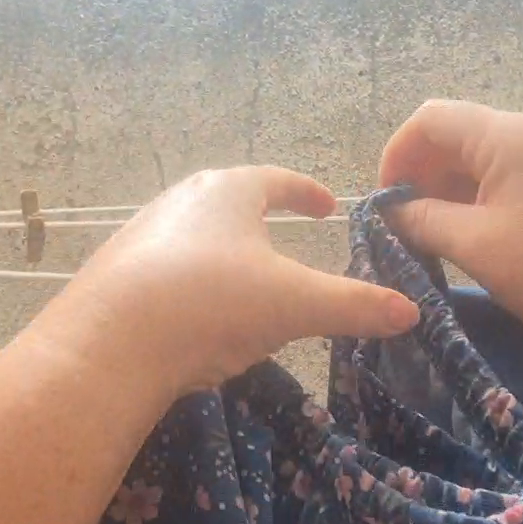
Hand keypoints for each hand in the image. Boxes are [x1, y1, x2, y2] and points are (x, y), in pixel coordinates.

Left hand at [39, 166, 419, 395]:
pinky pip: (167, 266)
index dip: (307, 192)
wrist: (111, 344)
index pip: (278, 180)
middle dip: (261, 215)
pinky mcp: (117, 270)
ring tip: (241, 276)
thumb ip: (355, 306)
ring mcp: (143, 233)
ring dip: (223, 248)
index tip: (326, 207)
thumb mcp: (295, 306)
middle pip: (231, 199)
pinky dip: (192, 279)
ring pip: (196, 232)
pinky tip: (194, 310)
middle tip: (283, 233)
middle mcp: (181, 199)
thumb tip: (411, 311)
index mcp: (228, 192)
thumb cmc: (213, 304)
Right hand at [378, 101, 522, 371]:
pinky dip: (482, 197)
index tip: (386, 203)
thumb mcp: (476, 245)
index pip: (430, 119)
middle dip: (423, 173)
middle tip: (408, 224)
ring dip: (451, 189)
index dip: (396, 155)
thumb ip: (422, 220)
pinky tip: (477, 235)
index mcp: (509, 135)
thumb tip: (391, 212)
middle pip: (458, 134)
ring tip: (437, 234)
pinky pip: (513, 175)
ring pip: (485, 157)